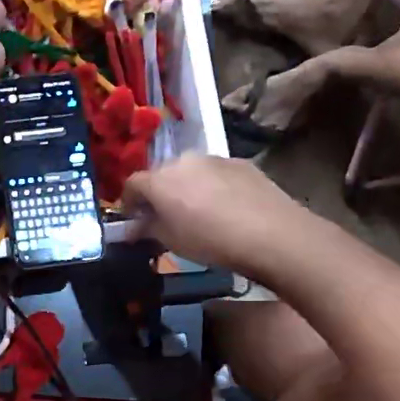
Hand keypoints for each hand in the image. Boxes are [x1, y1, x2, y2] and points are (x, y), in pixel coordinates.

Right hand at [121, 155, 313, 275]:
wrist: (270, 233)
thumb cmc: (210, 241)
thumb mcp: (171, 242)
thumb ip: (147, 230)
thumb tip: (133, 228)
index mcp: (159, 180)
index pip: (131, 184)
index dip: (129, 202)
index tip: (135, 219)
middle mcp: (182, 161)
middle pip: (161, 174)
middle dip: (159, 193)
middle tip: (166, 217)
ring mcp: (213, 158)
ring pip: (190, 171)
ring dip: (187, 187)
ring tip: (199, 212)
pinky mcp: (240, 162)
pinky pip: (215, 173)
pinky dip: (213, 186)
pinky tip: (226, 207)